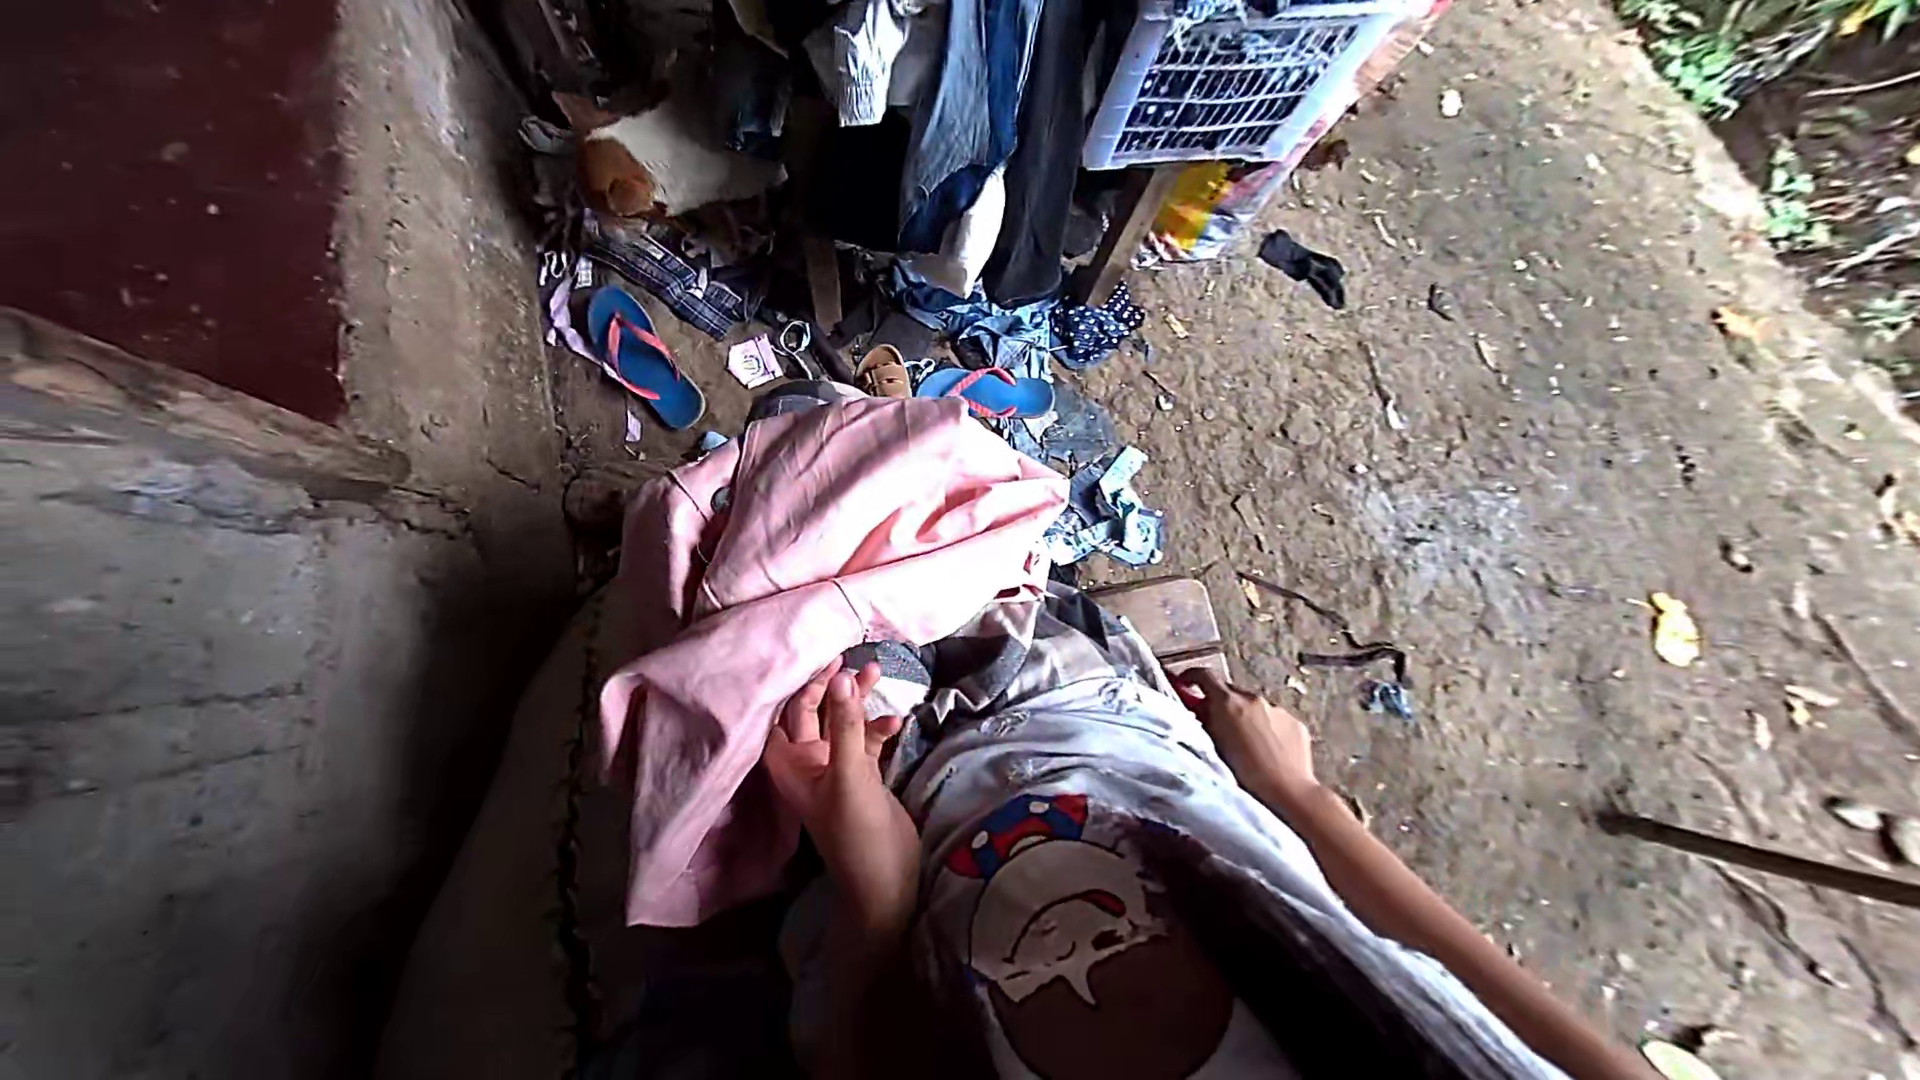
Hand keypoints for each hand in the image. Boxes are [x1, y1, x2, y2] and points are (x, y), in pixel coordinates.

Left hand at [764, 657, 919, 934]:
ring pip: (844, 722)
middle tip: (852, 659)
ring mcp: (837, 768)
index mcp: (791, 765)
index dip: (799, 685)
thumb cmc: (855, 832)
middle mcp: (809, 762)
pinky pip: (867, 739)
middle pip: (815, 713)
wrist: (887, 881)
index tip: (824, 658)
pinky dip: (879, 728)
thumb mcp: (849, 775)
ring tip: (878, 673)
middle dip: (833, 686)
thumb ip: (847, 726)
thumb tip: (842, 677)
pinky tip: (897, 722)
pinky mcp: (863, 773)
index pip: (784, 714)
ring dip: (859, 701)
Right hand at [1171, 668, 1320, 810]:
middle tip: (1216, 726)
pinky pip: (1275, 719)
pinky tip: (1267, 751)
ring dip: (1245, 718)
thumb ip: (1203, 720)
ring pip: (1253, 707)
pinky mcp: (1295, 723)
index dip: (1190, 677)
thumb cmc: (1243, 775)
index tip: (1185, 685)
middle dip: (1220, 704)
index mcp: (1227, 701)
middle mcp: (1253, 699)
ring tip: (1245, 746)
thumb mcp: (1211, 744)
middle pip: (1229, 692)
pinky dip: (1267, 729)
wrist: (1287, 793)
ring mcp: (1277, 710)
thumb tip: (1197, 708)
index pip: (1203, 675)